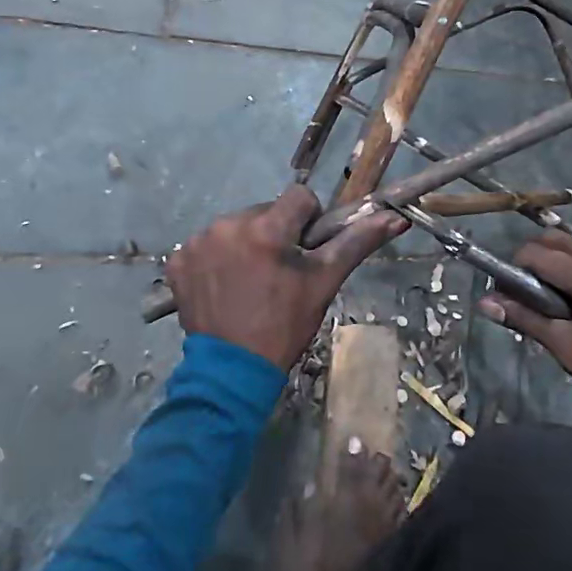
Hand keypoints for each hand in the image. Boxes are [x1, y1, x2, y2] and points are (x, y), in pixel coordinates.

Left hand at [166, 185, 408, 369]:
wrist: (231, 372)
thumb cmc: (283, 326)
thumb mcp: (322, 284)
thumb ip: (356, 244)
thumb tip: (393, 216)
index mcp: (266, 228)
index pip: (298, 198)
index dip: (308, 221)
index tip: (305, 250)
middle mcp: (227, 224)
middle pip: (264, 213)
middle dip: (274, 235)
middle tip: (277, 273)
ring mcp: (197, 242)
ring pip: (234, 228)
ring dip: (244, 246)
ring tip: (248, 283)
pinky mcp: (178, 260)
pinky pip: (205, 246)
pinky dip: (215, 261)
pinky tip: (222, 288)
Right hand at [478, 231, 571, 433]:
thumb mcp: (571, 351)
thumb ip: (527, 320)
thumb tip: (484, 303)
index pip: (534, 253)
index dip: (513, 272)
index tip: (511, 299)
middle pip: (555, 239)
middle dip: (533, 261)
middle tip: (531, 297)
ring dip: (558, 262)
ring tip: (560, 303)